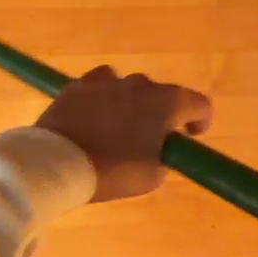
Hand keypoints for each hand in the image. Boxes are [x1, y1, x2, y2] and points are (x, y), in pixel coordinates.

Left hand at [35, 66, 212, 202]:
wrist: (58, 163)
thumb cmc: (112, 171)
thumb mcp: (152, 175)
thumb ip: (163, 156)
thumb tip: (158, 150)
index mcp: (167, 102)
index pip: (198, 104)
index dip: (199, 119)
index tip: (190, 134)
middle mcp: (139, 84)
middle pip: (159, 94)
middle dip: (159, 112)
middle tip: (148, 136)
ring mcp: (105, 82)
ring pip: (126, 85)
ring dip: (128, 101)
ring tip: (117, 122)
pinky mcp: (75, 86)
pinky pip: (96, 85)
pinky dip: (99, 96)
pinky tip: (93, 112)